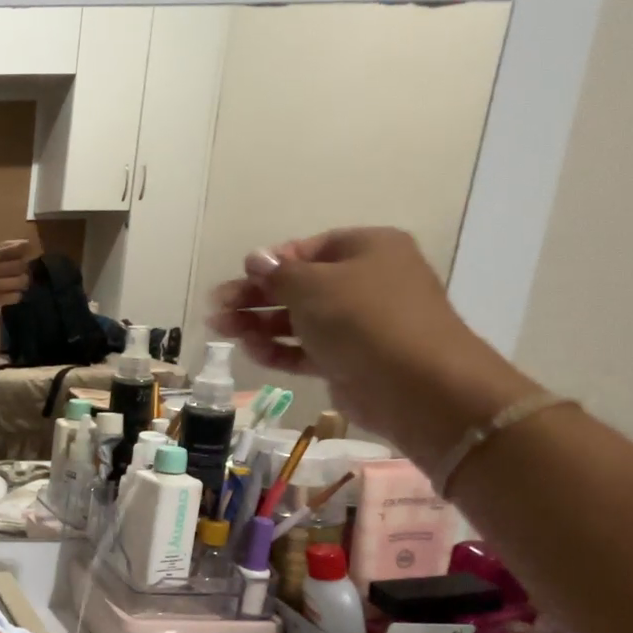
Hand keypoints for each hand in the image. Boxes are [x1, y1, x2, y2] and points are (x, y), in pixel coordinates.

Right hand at [207, 227, 538, 467]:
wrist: (415, 384)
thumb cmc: (362, 319)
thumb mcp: (311, 286)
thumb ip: (277, 273)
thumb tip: (255, 258)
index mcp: (368, 249)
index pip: (308, 249)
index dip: (271, 263)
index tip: (238, 277)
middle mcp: (366, 281)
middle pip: (298, 286)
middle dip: (254, 297)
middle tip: (216, 307)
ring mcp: (358, 323)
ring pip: (298, 319)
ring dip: (258, 323)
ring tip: (220, 330)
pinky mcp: (349, 358)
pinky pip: (306, 348)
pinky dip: (278, 348)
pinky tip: (250, 351)